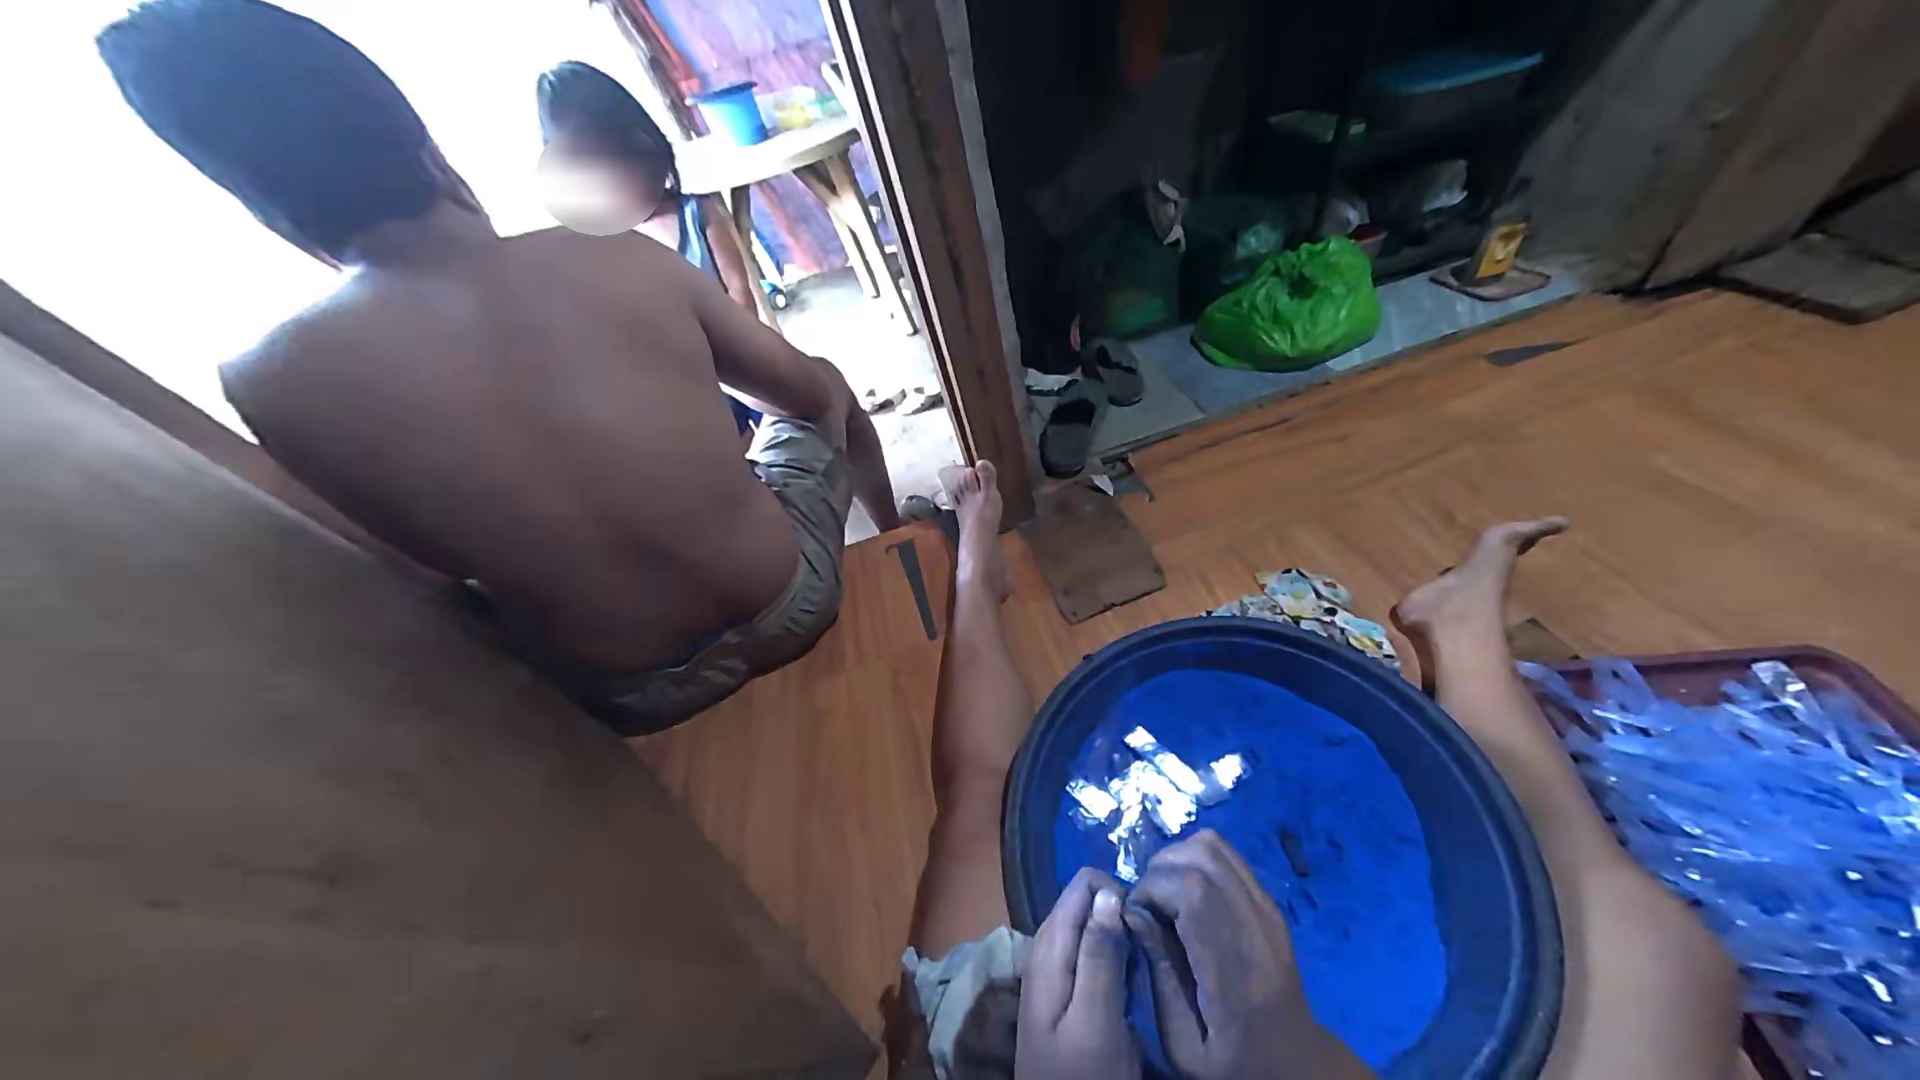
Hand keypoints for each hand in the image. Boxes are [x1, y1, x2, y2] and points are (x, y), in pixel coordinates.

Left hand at [1016, 867, 1140, 1079]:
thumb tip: (1110, 892)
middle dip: (1122, 916)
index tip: (1144, 930)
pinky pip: (1096, 950)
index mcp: (1051, 940)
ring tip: (1144, 970)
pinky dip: (1117, 958)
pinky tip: (1132, 983)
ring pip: (1095, 924)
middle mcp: (1050, 941)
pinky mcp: (1069, 984)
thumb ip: (1099, 955)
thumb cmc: (1079, 1075)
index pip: (1086, 881)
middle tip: (1148, 955)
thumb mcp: (1094, 1021)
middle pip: (1091, 900)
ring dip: (1122, 939)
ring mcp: (1057, 963)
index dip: (1119, 896)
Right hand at [1124, 831, 1375, 1079]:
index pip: (1193, 891)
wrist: (1296, 1064)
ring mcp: (1269, 910)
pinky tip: (1185, 890)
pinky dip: (1194, 858)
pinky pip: (1226, 853)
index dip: (1153, 888)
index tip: (1136, 914)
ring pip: (1213, 846)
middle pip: (1202, 858)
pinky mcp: (1270, 902)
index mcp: (1237, 972)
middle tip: (1147, 903)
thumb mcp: (1183, 1043)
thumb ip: (1158, 973)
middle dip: (1159, 870)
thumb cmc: (1233, 1061)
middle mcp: (1259, 929)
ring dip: (1176, 858)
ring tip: (1164, 893)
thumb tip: (1133, 912)